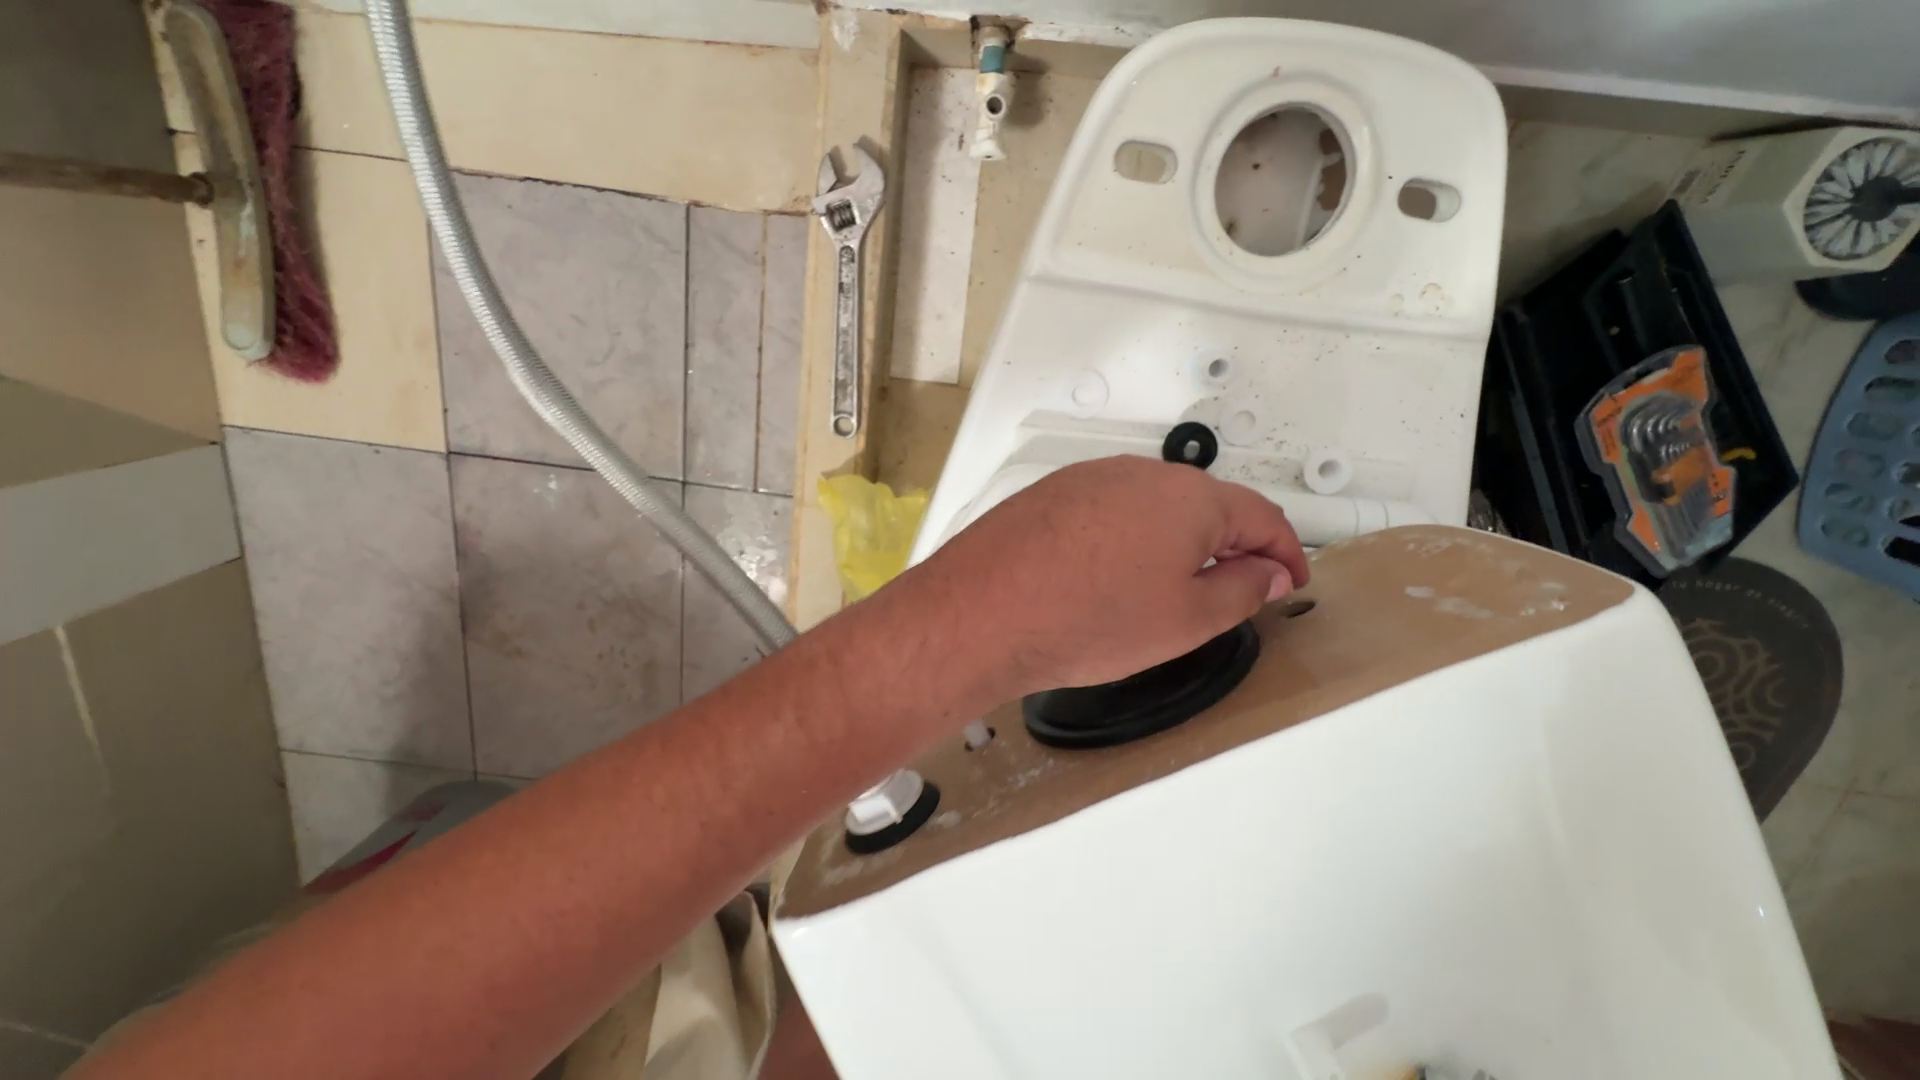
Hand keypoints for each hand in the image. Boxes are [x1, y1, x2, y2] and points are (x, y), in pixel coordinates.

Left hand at [900, 455, 1308, 701]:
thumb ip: (1239, 591)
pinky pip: (1108, 513)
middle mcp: (1140, 474)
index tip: (1288, 582)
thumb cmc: (1084, 619)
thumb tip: (1264, 572)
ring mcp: (1089, 479)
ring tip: (1168, 593)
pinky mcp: (1051, 495)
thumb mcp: (1184, 620)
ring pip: (1154, 509)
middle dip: (1229, 548)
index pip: (1261, 516)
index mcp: (1188, 497)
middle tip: (1235, 593)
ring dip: (1175, 544)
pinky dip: (1127, 541)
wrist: (979, 614)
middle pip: (1205, 507)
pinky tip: (1111, 579)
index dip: (1284, 554)